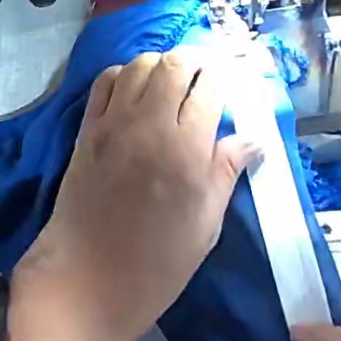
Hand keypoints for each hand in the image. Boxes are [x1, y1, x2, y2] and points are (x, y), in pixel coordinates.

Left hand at [7, 51, 259, 340]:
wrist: (87, 279)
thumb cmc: (158, 262)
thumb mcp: (206, 223)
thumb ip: (227, 171)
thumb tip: (254, 140)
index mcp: (187, 150)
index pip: (210, 88)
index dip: (223, 78)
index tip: (228, 84)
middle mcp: (151, 125)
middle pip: (175, 64)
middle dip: (196, 60)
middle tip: (204, 74)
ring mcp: (114, 123)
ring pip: (140, 64)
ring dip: (160, 63)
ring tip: (171, 79)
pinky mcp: (87, 129)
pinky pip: (105, 81)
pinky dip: (124, 74)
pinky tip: (135, 90)